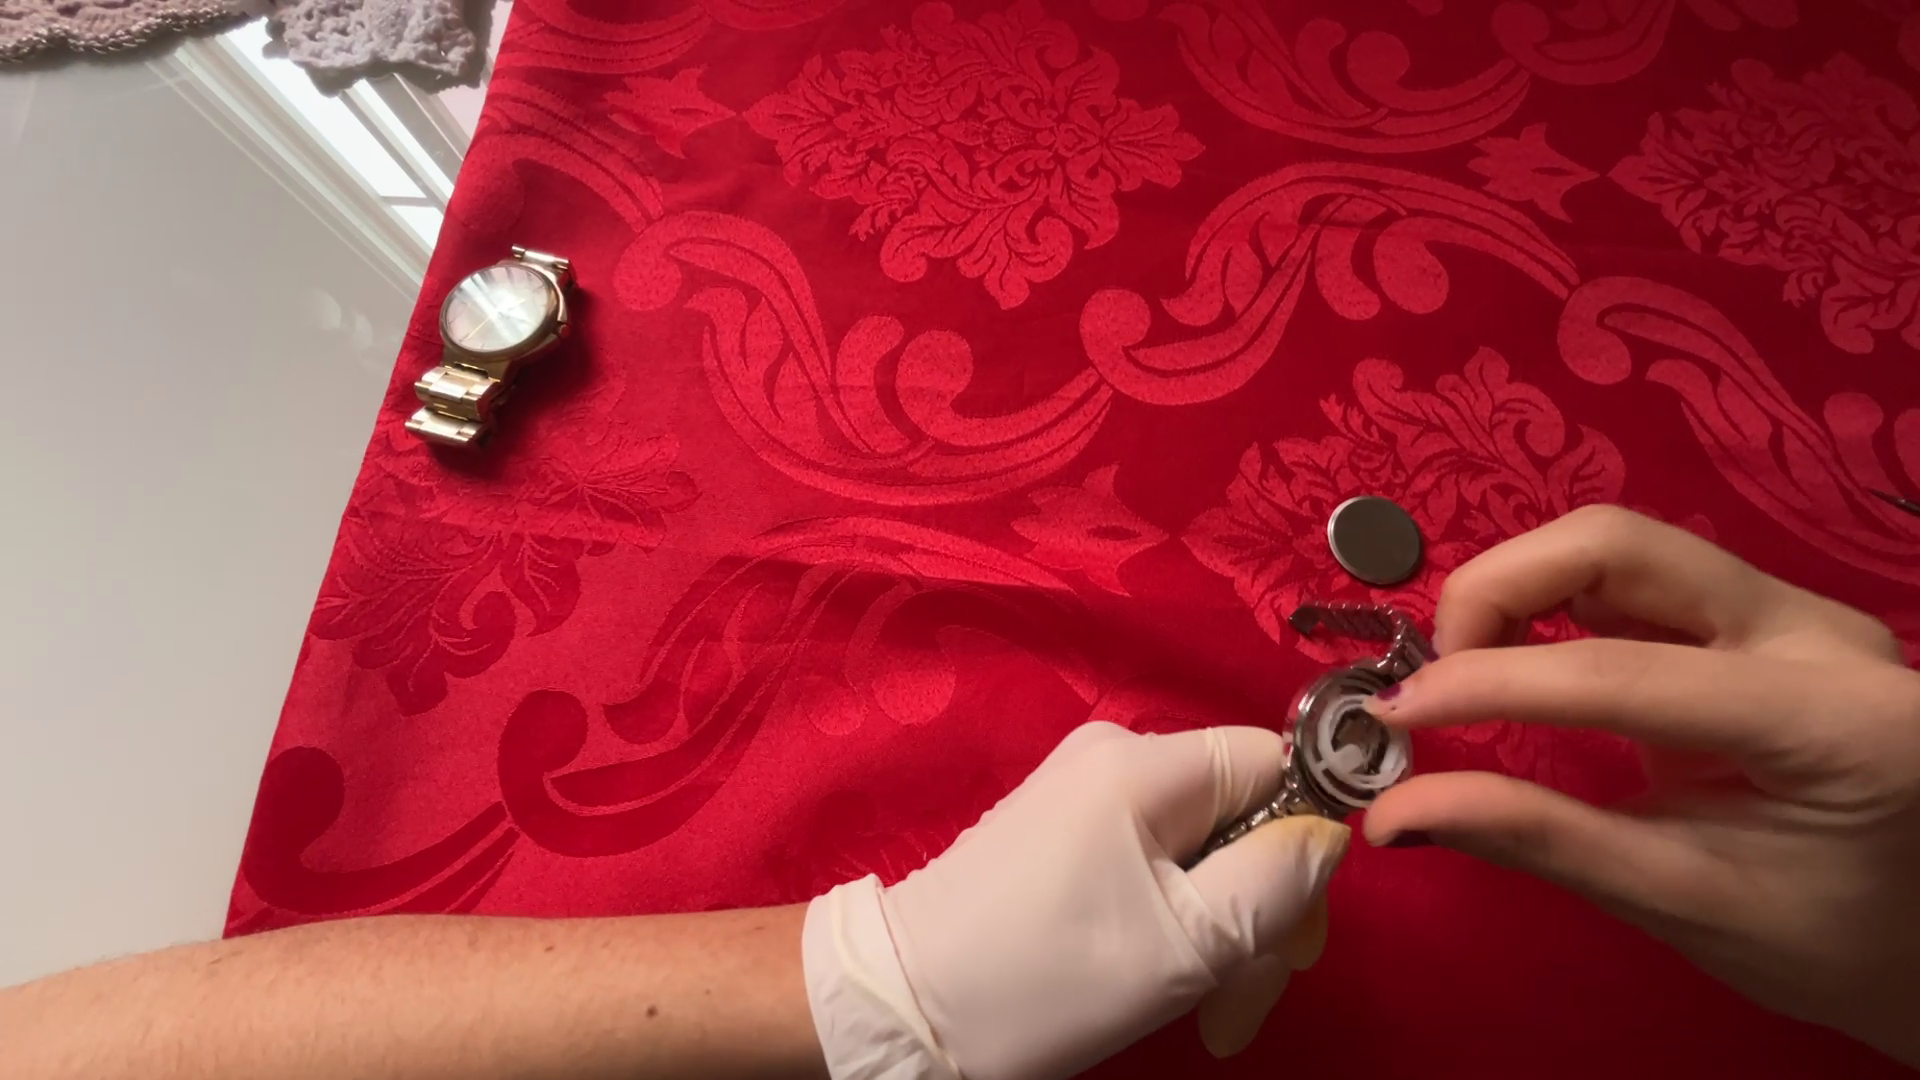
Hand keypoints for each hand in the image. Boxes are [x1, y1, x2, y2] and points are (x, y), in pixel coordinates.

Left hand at [801, 722, 1348, 1079]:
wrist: (913, 994)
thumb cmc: (1048, 973)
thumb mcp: (1185, 943)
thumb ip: (1274, 879)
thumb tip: (1326, 835)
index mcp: (1141, 762)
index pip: (1267, 760)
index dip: (1299, 836)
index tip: (1290, 929)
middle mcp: (1113, 753)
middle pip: (1235, 808)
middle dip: (1256, 903)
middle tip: (1239, 1000)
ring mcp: (1084, 785)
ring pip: (1198, 841)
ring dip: (1216, 922)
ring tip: (1201, 1005)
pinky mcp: (1065, 820)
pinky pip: (1151, 851)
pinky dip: (1173, 910)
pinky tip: (1156, 966)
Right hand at [1361, 506, 1919, 1064]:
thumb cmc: (1840, 942)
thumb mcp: (1685, 906)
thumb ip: (1534, 839)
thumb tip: (1388, 814)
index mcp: (1833, 723)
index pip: (1615, 672)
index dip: (1483, 682)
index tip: (1390, 712)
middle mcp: (1812, 632)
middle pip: (1611, 545)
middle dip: (1494, 591)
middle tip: (1444, 670)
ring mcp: (1781, 608)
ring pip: (1608, 540)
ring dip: (1510, 585)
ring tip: (1473, 662)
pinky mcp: (1744, 609)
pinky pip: (1615, 568)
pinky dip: (1538, 595)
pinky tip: (1520, 653)